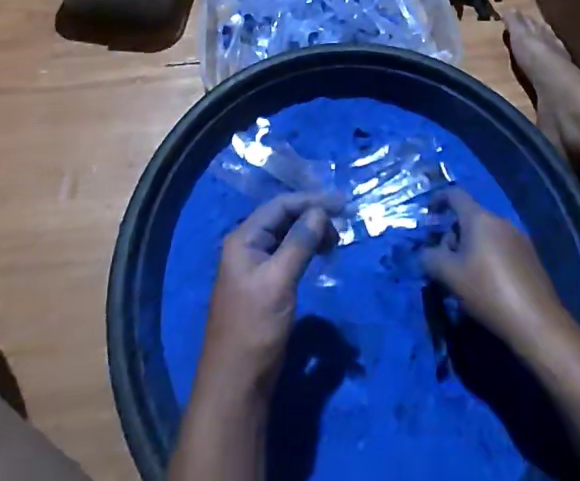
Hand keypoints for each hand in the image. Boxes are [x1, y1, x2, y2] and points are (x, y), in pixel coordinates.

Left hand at [198, 193, 335, 394]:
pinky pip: (287, 255)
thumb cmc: (255, 327)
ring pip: (286, 237)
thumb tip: (319, 212)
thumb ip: (299, 244)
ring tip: (336, 241)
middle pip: (282, 218)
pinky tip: (321, 255)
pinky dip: (306, 250)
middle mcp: (247, 246)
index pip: (279, 206)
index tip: (342, 202)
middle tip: (342, 225)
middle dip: (312, 215)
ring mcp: (255, 266)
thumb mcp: (279, 281)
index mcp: (243, 239)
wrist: (237, 379)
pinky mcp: (265, 284)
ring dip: (310, 233)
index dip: (310, 201)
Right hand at [421, 188, 579, 347]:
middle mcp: (502, 222)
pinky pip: (500, 247)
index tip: (428, 217)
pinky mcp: (531, 259)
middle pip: (469, 216)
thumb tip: (425, 253)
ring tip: (461, 275)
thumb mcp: (448, 274)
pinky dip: (486, 257)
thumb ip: (429, 257)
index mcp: (480, 218)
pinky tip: (485, 283)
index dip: (437, 199)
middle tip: (442, 259)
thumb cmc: (488, 291)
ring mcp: (520, 240)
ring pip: (485, 233)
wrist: (538, 324)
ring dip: (469, 247)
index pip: (455, 194)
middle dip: (452, 233)